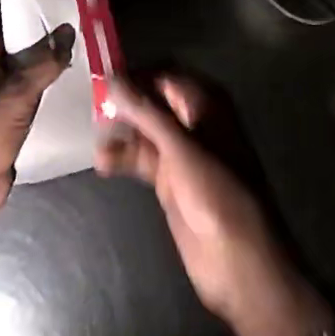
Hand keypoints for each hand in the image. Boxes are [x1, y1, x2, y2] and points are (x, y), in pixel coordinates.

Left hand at [0, 26, 72, 208]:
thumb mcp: (18, 95)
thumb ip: (43, 64)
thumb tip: (67, 30)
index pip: (8, 36)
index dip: (30, 26)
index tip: (59, 19)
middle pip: (19, 59)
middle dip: (44, 51)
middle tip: (76, 41)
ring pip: (27, 82)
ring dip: (47, 76)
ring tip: (78, 64)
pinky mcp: (10, 128)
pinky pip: (31, 104)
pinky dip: (46, 99)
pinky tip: (68, 97)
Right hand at [97, 76, 334, 335]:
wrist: (241, 260)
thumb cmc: (217, 192)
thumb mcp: (180, 148)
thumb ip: (146, 111)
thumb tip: (112, 76)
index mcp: (206, 103)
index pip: (164, 75)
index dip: (135, 75)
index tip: (101, 79)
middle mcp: (193, 121)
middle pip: (152, 100)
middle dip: (124, 104)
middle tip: (93, 110)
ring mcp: (182, 151)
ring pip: (144, 130)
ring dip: (121, 133)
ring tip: (97, 144)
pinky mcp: (171, 179)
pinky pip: (142, 158)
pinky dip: (124, 158)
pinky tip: (104, 164)